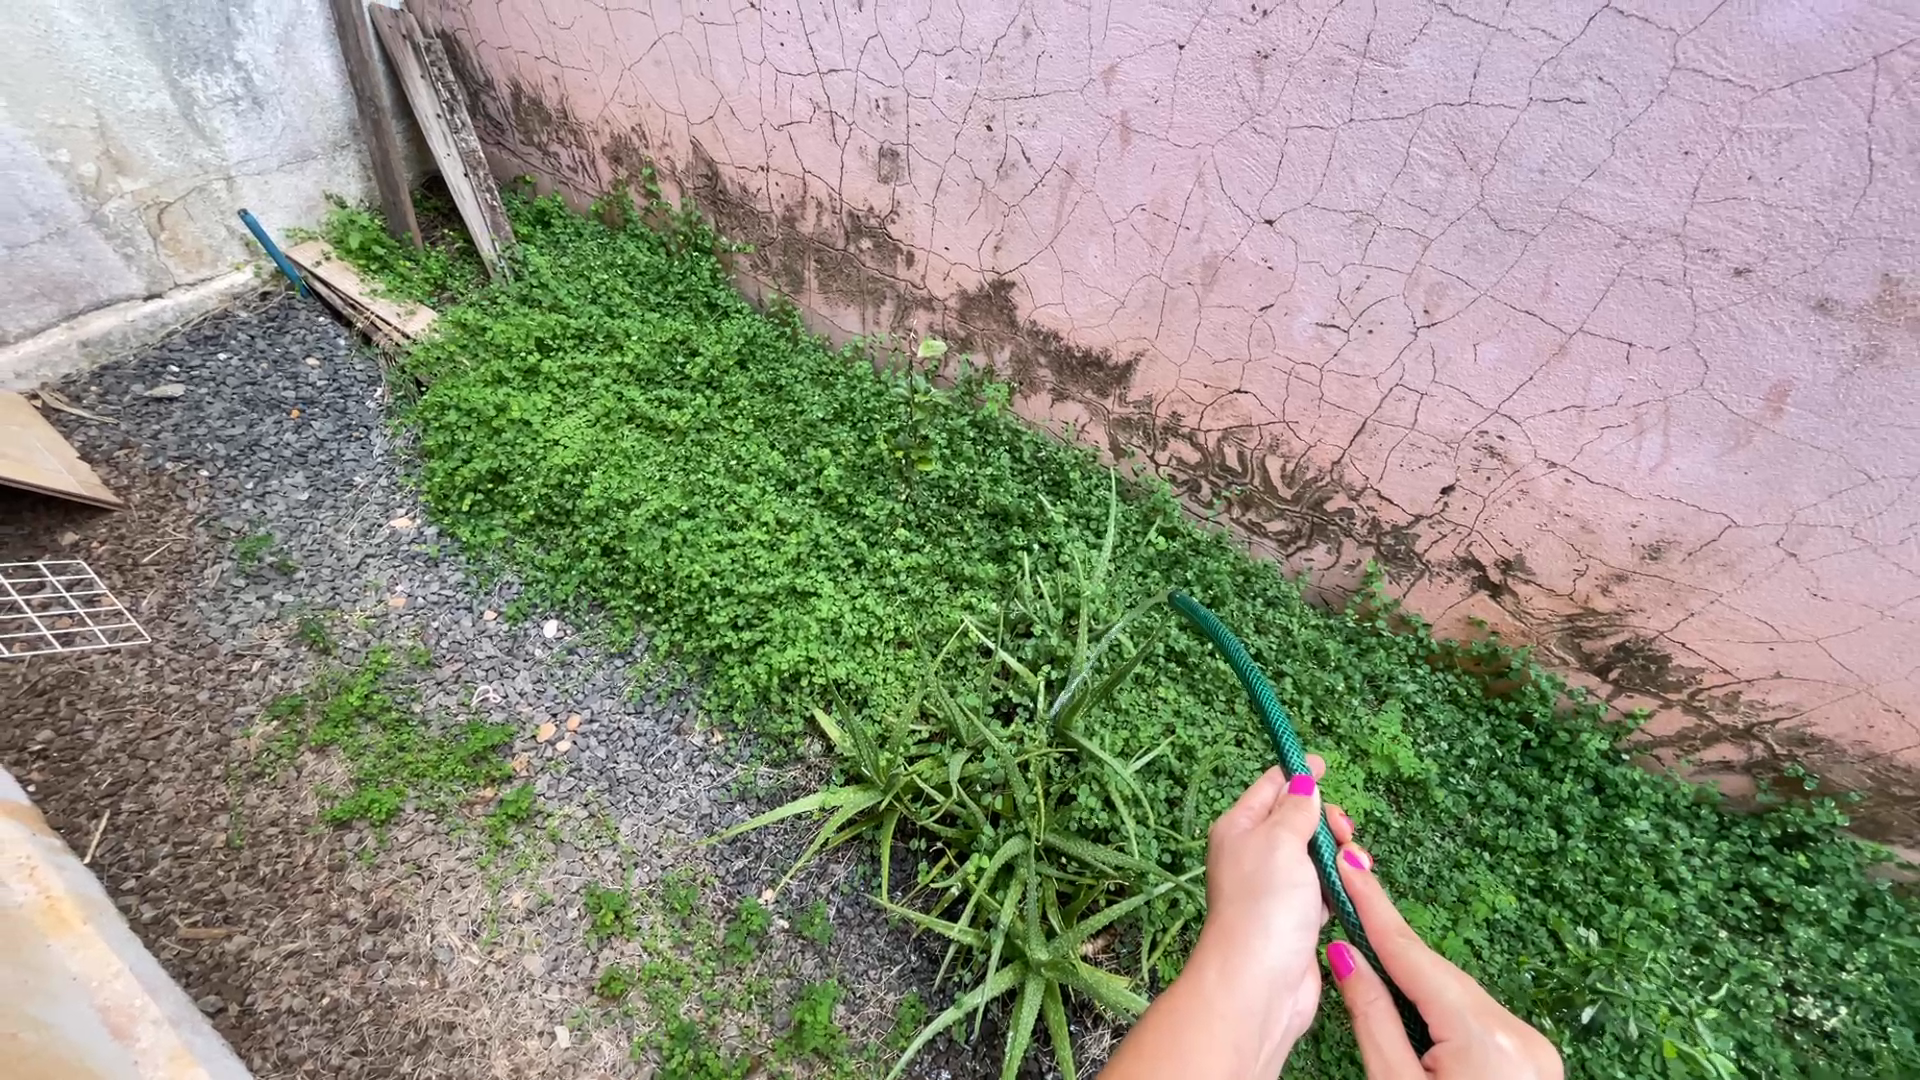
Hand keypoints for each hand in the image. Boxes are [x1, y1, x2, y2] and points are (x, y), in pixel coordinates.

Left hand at [1186, 758, 1348, 1066]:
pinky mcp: (1295, 915)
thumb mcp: (1280, 841)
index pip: (1269, 787)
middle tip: (1344, 831)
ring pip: (1313, 854)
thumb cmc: (1266, 901)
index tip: (1324, 763)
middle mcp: (1253, 851)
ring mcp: (1274, 885)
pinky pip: (1321, 887)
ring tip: (1354, 862)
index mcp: (1239, 826)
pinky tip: (1351, 890)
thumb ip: (1295, 809)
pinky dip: (1337, 884)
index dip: (1297, 774)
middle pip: (1295, 820)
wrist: (1260, 978)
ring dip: (1336, 853)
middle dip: (1324, 818)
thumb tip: (1302, 781)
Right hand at [1326, 839, 1562, 1078]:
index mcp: (1482, 1033)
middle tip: (1343, 881)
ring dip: (1404, 967)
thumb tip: (1343, 953)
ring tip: (1360, 934)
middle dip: (1382, 933)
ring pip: (1448, 989)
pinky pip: (1467, 1012)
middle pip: (1430, 968)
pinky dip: (1430, 998)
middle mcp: (1516, 1029)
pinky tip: (1402, 988)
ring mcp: (1530, 1045)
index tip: (1346, 856)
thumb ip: (1371, 1014)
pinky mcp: (1531, 1059)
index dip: (1371, 902)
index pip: (1409, 951)